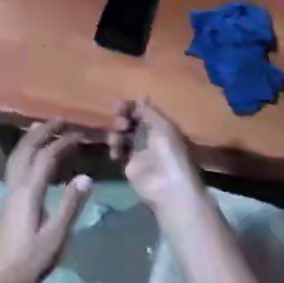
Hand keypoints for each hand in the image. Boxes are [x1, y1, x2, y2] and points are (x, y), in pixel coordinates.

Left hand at [0, 123, 92, 282]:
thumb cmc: (27, 261)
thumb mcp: (55, 238)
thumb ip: (70, 207)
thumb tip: (86, 177)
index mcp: (29, 191)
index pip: (46, 157)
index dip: (63, 142)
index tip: (81, 133)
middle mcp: (16, 184)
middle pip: (27, 148)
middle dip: (43, 130)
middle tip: (62, 119)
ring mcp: (9, 190)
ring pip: (18, 154)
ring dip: (33, 138)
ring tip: (48, 129)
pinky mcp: (9, 198)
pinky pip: (17, 164)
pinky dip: (28, 151)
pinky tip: (38, 158)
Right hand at [108, 99, 203, 214]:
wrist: (168, 186)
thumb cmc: (169, 152)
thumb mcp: (162, 126)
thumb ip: (148, 111)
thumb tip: (141, 96)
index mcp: (160, 125)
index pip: (142, 109)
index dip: (130, 106)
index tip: (119, 106)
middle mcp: (149, 135)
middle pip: (130, 120)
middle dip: (121, 118)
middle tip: (120, 122)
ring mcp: (139, 149)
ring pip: (121, 133)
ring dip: (116, 132)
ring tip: (117, 139)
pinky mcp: (130, 163)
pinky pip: (118, 149)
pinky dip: (114, 148)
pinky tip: (115, 153)